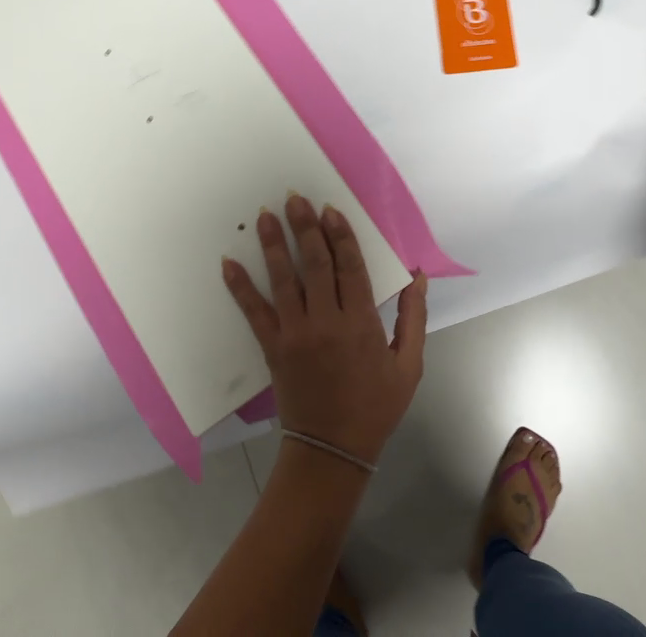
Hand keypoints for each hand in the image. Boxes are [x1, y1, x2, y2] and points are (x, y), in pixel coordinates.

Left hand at [223, 194, 427, 465]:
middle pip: (314, 264)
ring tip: (266, 215)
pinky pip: (254, 312)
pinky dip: (239, 287)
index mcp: (361, 323)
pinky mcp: (273, 348)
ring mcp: (295, 334)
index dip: (340, 235)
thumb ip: (413, 317)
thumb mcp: (409, 366)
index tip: (330, 209)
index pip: (350, 267)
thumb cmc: (376, 407)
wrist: (333, 448)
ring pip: (283, 280)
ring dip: (274, 245)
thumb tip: (417, 275)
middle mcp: (326, 322)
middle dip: (305, 228)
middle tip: (295, 198)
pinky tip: (228, 263)